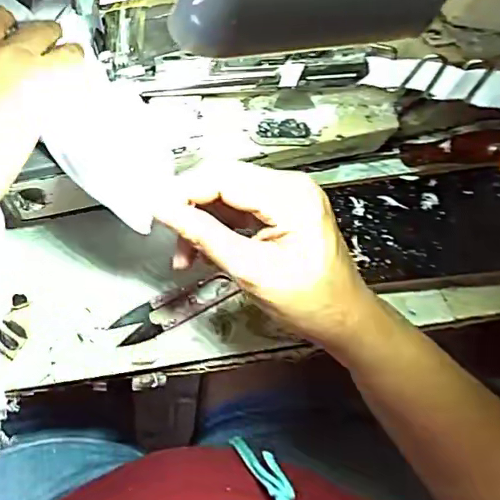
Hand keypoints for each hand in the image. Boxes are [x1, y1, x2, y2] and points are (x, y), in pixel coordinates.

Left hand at [0, 6, 83, 229]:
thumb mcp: (29, 132)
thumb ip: (38, 100)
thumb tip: (38, 89)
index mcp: (36, 77)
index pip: (68, 55)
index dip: (71, 59)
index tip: (69, 60)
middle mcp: (5, 54)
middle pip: (40, 30)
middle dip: (48, 39)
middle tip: (47, 47)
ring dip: (9, 26)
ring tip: (9, 38)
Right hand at [154, 160, 401, 357]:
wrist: (344, 320)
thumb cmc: (313, 302)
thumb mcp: (250, 271)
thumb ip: (204, 236)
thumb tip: (166, 211)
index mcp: (290, 196)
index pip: (221, 178)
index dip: (182, 193)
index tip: (155, 210)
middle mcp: (288, 186)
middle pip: (219, 179)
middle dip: (187, 207)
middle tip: (166, 231)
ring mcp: (283, 195)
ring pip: (220, 193)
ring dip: (197, 221)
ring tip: (185, 254)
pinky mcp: (276, 207)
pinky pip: (232, 205)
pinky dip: (212, 226)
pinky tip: (202, 249)